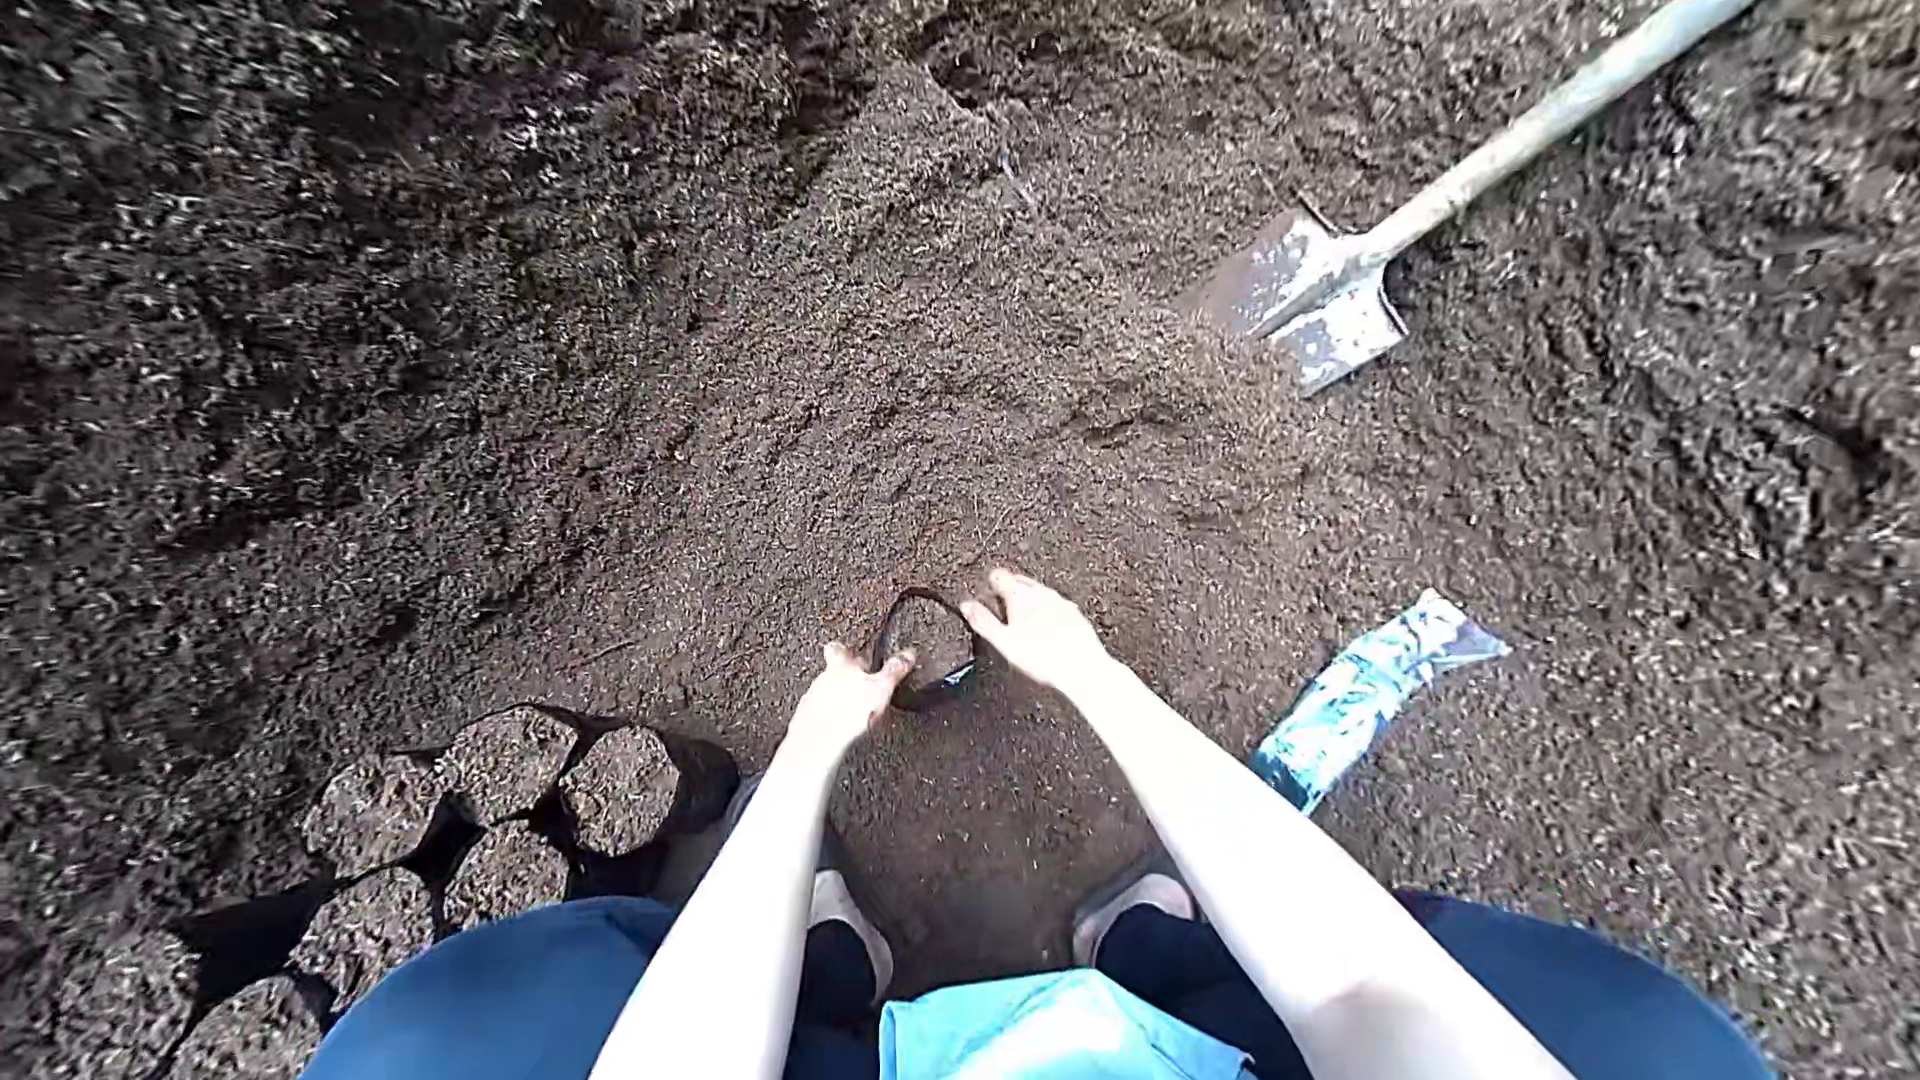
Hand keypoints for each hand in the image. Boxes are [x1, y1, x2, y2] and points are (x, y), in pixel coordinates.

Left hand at [785, 642, 914, 756]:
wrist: (818, 740)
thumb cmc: (846, 711)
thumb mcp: (882, 688)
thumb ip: (894, 670)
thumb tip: (906, 656)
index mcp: (841, 665)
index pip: (840, 648)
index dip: (846, 650)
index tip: (853, 653)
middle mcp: (823, 679)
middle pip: (833, 671)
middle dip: (847, 679)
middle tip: (862, 687)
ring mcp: (812, 699)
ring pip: (825, 693)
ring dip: (837, 700)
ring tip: (854, 713)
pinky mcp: (805, 720)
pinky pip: (818, 714)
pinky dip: (829, 718)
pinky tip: (840, 729)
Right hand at [960, 568, 1117, 695]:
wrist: (1082, 668)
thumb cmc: (1043, 656)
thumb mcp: (1003, 642)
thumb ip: (982, 621)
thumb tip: (967, 606)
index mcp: (1020, 594)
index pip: (999, 575)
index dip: (989, 585)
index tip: (987, 597)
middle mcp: (1042, 592)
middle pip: (1020, 581)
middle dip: (1009, 591)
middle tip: (1001, 611)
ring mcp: (1060, 601)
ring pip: (1039, 593)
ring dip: (1029, 602)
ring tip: (1022, 624)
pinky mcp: (1075, 614)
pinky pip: (1056, 606)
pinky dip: (1047, 613)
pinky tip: (1046, 631)